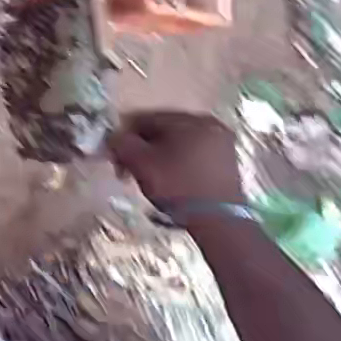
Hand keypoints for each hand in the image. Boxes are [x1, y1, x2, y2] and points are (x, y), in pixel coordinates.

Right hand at [107, 111, 244, 210]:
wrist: (219, 221)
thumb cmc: (177, 186)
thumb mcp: (140, 163)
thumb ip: (121, 143)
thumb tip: (114, 137)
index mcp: (190, 119)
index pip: (145, 119)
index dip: (124, 136)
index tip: (115, 157)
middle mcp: (209, 124)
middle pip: (161, 130)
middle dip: (141, 147)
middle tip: (127, 169)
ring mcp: (221, 143)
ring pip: (176, 142)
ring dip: (157, 155)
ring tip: (146, 176)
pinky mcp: (227, 161)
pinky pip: (191, 153)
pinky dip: (175, 161)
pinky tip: (168, 178)